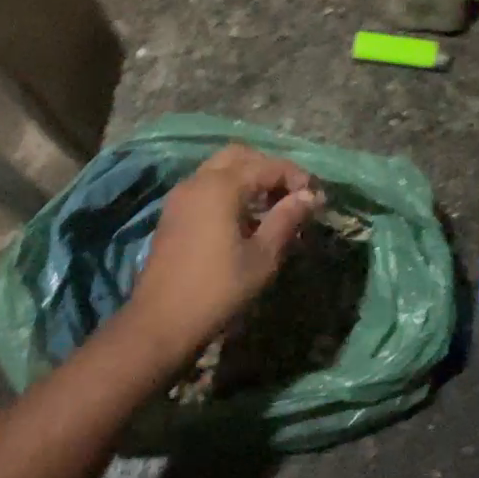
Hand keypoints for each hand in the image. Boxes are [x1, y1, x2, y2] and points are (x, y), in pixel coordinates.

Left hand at [127, 145, 322, 350]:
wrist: (162, 320)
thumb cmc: (219, 289)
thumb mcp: (262, 256)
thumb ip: (286, 219)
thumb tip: (310, 196)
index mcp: (221, 186)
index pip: (267, 165)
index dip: (296, 177)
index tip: (315, 199)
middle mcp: (197, 181)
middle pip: (239, 156)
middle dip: (269, 169)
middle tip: (291, 196)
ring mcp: (180, 196)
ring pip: (219, 169)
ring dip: (247, 179)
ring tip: (271, 208)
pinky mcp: (172, 214)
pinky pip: (205, 186)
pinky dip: (228, 191)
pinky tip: (244, 220)